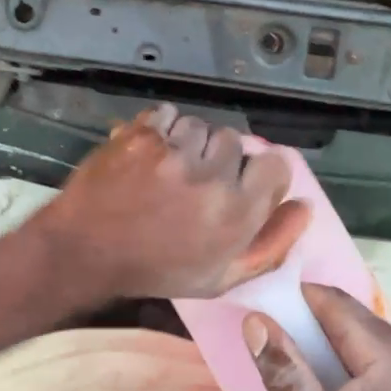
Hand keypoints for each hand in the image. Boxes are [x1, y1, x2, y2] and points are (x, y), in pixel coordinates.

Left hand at [23, 104, 310, 301]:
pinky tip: (152, 151)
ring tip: (170, 167)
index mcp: (234, 214)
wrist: (86, 249)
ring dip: (189, 141)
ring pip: (200, 125)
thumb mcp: (220, 276)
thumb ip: (270, 244)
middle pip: (234, 141)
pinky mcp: (141, 133)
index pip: (275, 165)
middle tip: (196, 181)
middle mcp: (209, 176)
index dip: (259, 173)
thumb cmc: (156, 269)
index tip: (240, 182)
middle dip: (219, 158)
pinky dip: (162, 128)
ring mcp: (172, 151)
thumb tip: (304, 208)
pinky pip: (167, 114)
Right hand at [245, 284, 390, 390]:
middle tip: (267, 346)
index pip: (330, 299)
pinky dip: (342, 368)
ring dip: (322, 349)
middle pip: (345, 318)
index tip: (255, 308)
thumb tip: (255, 320)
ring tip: (289, 371)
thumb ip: (286, 375)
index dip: (290, 298)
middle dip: (304, 325)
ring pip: (357, 341)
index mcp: (389, 351)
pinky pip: (372, 364)